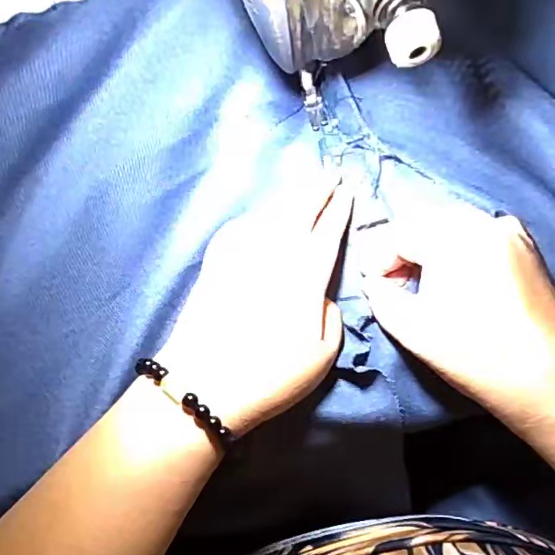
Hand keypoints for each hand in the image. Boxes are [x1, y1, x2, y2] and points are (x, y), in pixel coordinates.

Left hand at [155, 175, 351, 437]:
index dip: (341, 206)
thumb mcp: (322, 355)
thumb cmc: (271, 376)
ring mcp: (242, 253)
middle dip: (318, 187)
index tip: (350, 189)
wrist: (204, 383)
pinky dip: (259, 213)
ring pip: (271, 211)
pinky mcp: (216, 261)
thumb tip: (319, 297)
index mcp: (306, 273)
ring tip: (305, 185)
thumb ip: (331, 316)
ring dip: (291, 195)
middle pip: (300, 208)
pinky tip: (264, 214)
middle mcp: (275, 252)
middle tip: (332, 172)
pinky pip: (242, 224)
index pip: (329, 229)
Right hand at [361, 204, 554, 431]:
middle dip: (404, 249)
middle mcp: (483, 221)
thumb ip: (381, 297)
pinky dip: (462, 250)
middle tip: (394, 285)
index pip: (399, 233)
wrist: (545, 376)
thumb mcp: (411, 329)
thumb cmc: (474, 354)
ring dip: (432, 248)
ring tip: (425, 285)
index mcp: (452, 235)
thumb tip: (376, 282)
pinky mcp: (527, 246)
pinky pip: (481, 236)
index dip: (378, 260)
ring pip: (455, 226)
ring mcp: (510, 231)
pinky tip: (459, 281)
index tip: (374, 287)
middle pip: (427, 222)